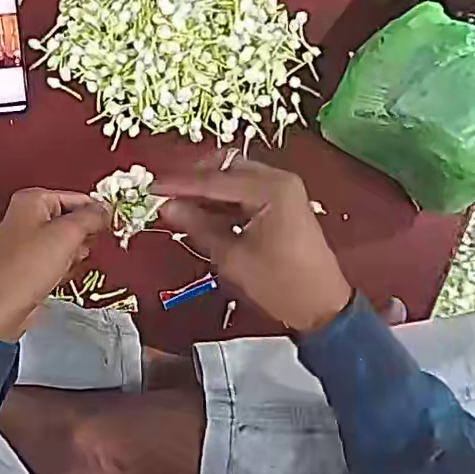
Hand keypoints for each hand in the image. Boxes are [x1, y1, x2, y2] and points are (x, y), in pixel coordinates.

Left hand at [0, 189, 110, 341]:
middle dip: (82, 237)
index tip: (111, 227)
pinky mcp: (29, 261)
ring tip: (63, 265)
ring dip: (73, 254)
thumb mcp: (67, 235)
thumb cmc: (28, 269)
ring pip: (68, 240)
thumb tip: (108, 208)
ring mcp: (27, 239)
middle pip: (73, 218)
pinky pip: (57, 257)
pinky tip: (57, 276)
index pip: (79, 198)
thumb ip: (91, 217)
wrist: (1, 310)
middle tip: (78, 250)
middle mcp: (27, 214)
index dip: (97, 214)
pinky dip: (63, 266)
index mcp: (33, 200)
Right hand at [155, 161, 352, 333]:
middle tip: (166, 194)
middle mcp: (278, 179)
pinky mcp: (283, 201)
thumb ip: (198, 226)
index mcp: (270, 188)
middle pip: (226, 167)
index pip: (215, 180)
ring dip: (208, 189)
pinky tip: (202, 214)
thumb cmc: (279, 284)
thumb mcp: (232, 257)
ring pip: (235, 176)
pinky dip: (224, 199)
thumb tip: (167, 206)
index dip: (180, 184)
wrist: (323, 306)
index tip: (151, 187)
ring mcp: (283, 188)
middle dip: (195, 179)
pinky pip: (246, 190)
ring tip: (179, 205)